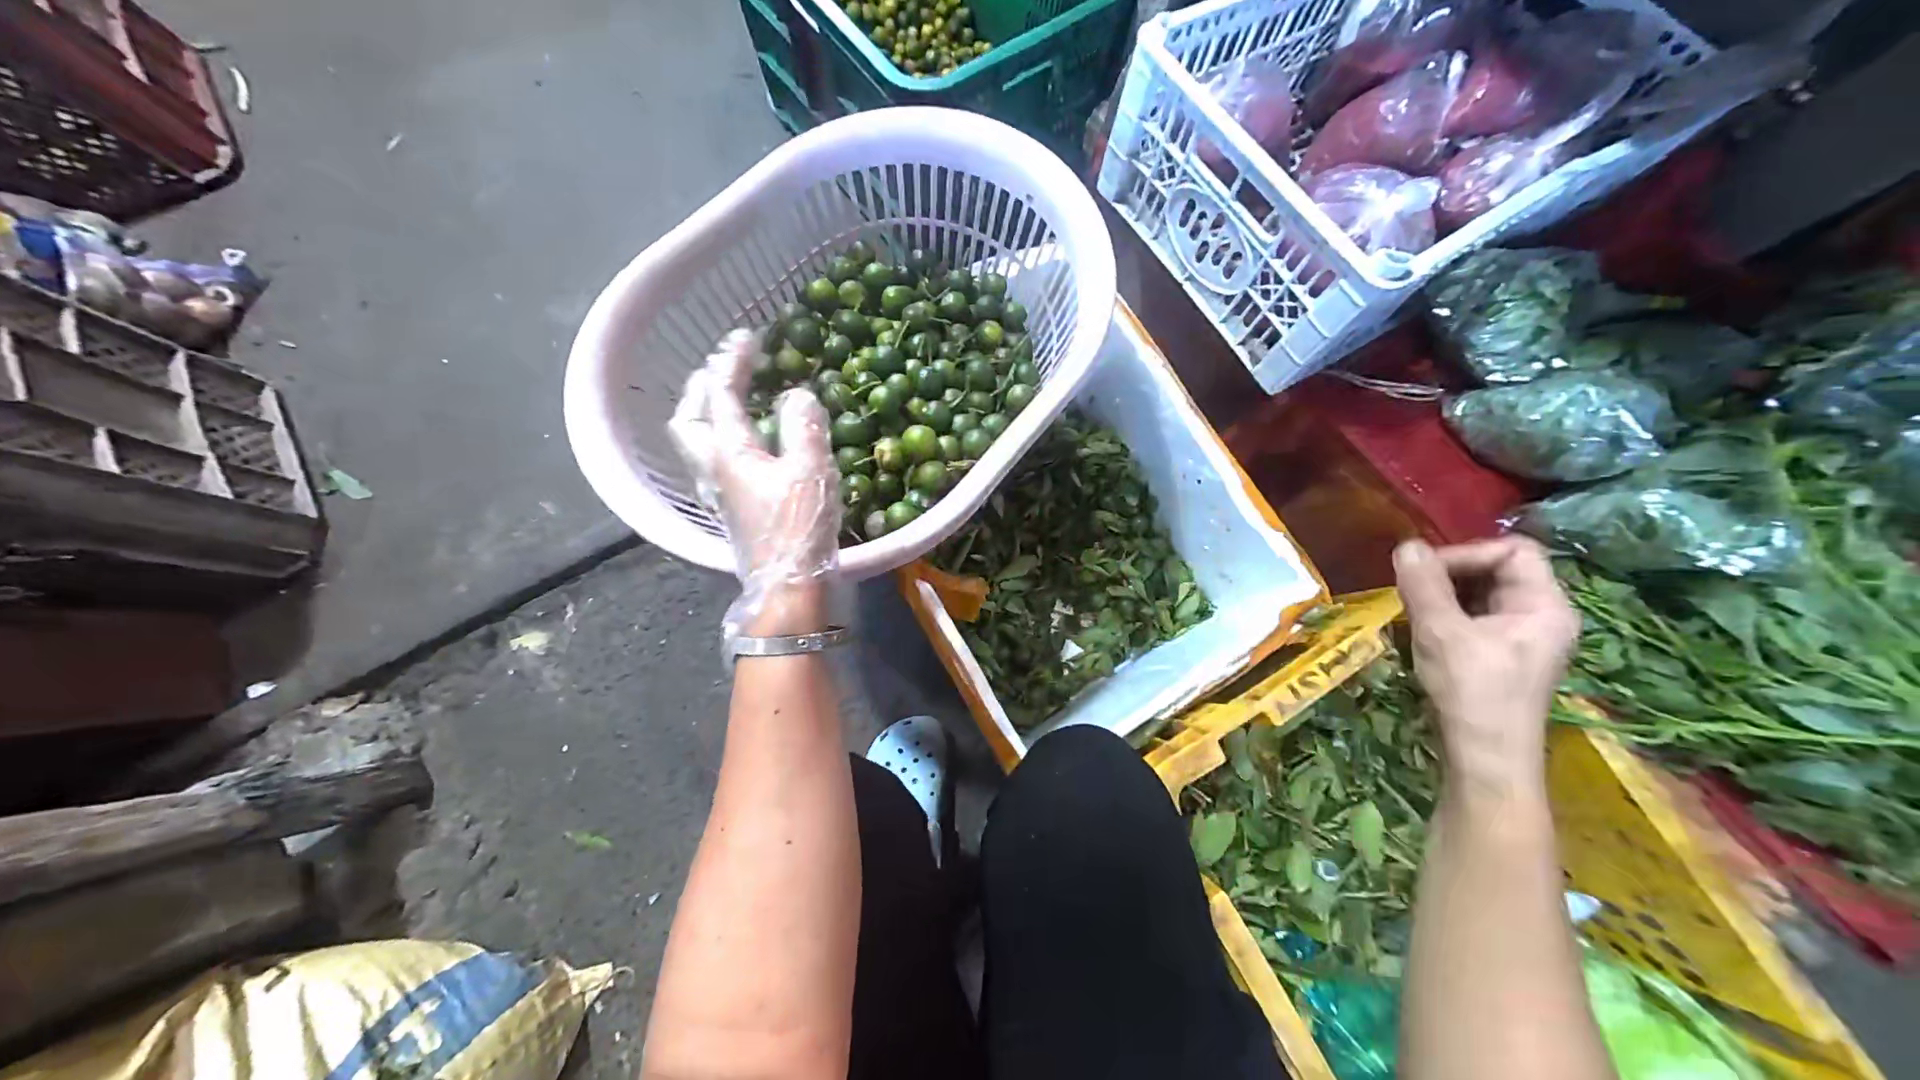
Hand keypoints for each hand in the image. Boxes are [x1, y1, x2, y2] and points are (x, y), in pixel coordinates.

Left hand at [670, 331, 838, 640]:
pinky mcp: (733, 510)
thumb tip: (796, 395)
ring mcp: (720, 492)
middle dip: (701, 389)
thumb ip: (803, 425)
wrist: (788, 590)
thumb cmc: (797, 528)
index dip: (733, 362)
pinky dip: (724, 439)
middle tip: (722, 370)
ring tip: (731, 400)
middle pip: (689, 420)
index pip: (722, 395)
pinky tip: (749, 445)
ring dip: (707, 414)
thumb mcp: (810, 469)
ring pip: (697, 443)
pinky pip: (715, 462)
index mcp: (729, 452)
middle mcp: (714, 469)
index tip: (747, 337)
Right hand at [1393, 537, 1578, 797]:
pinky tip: (1420, 625)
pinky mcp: (1500, 654)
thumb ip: (1424, 585)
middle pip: (1497, 569)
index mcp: (1545, 606)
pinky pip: (1473, 616)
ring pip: (1481, 593)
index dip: (1467, 553)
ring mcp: (1521, 636)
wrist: (1485, 757)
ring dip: (1443, 593)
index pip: (1513, 552)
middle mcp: (1541, 615)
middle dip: (1450, 572)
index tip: (1425, 571)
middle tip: (1412, 586)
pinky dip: (1445, 612)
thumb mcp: (1442, 632)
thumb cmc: (1473, 691)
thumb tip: (1406, 545)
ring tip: (1411, 605)